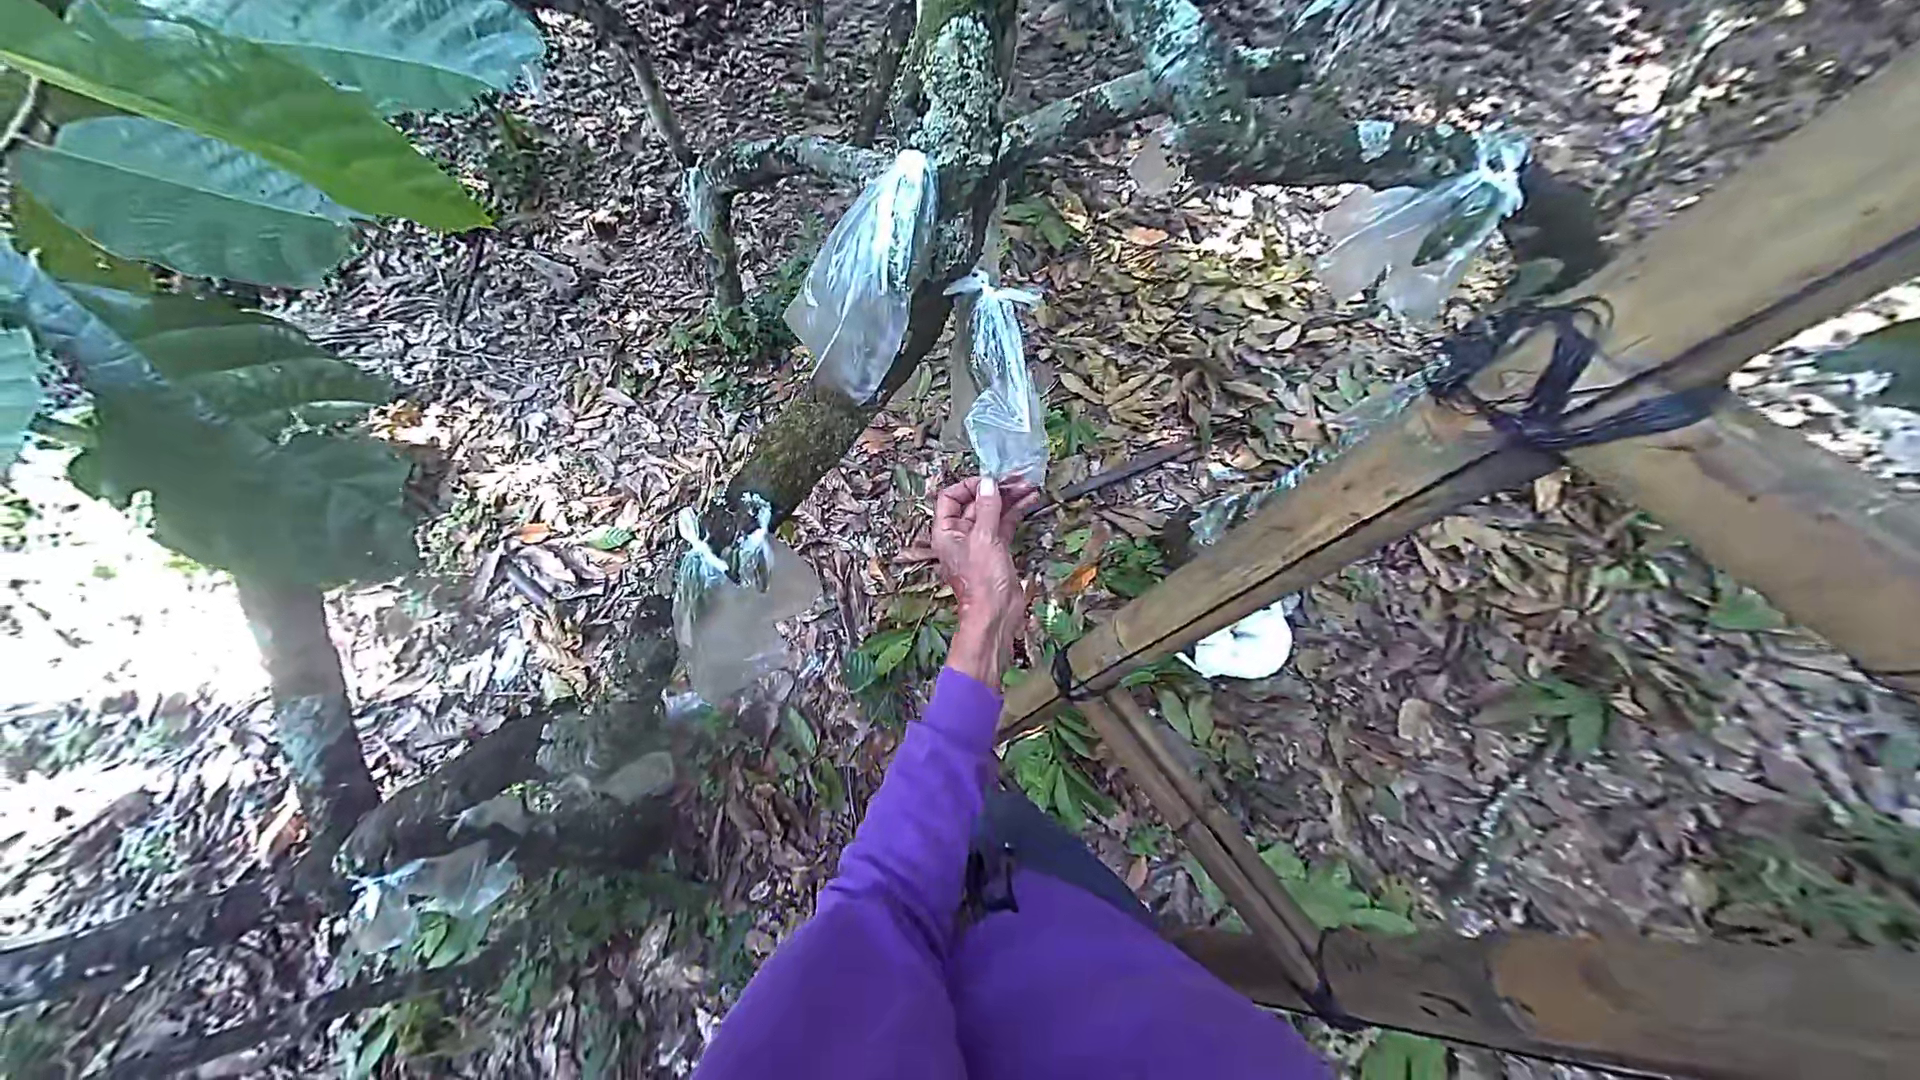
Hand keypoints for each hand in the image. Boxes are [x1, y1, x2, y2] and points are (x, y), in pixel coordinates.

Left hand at [930, 475, 1040, 686]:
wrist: (996, 614)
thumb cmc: (983, 580)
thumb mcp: (984, 538)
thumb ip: (987, 508)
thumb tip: (988, 482)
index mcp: (945, 532)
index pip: (950, 498)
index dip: (968, 486)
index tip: (989, 480)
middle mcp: (959, 536)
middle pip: (973, 504)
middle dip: (994, 490)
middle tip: (1015, 479)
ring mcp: (979, 543)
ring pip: (992, 513)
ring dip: (1008, 499)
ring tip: (1028, 486)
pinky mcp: (996, 550)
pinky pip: (1004, 525)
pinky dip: (1015, 513)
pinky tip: (1029, 501)